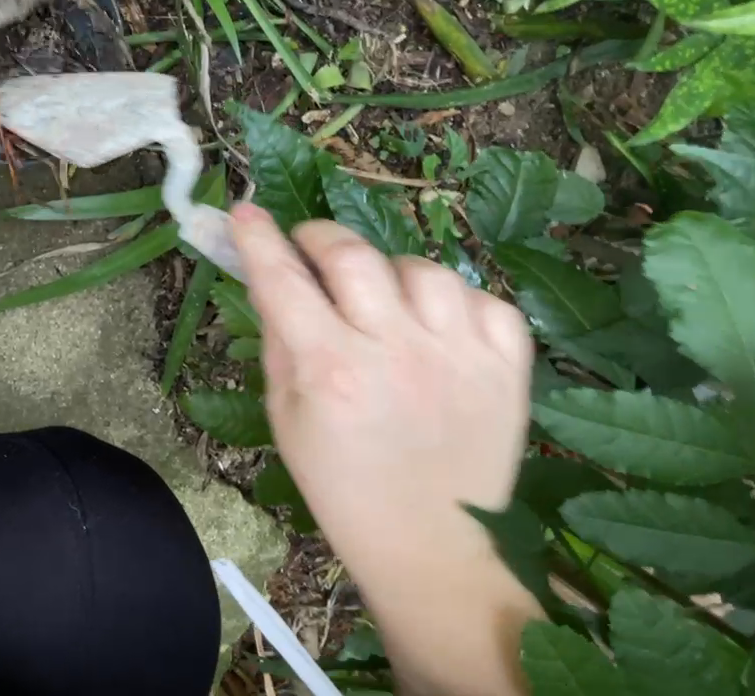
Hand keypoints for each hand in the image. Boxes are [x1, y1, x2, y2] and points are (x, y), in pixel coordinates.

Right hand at [230, 204, 539, 693]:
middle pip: (353, 255)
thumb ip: (280, 338)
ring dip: (388, 269)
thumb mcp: (284, 410)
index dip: (256, 236)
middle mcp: (395, 353)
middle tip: (307, 245)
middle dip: (318, 236)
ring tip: (378, 293)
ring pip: (422, 268)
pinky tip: (434, 322)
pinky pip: (485, 299)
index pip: (282, 278)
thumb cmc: (338, 479)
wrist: (430, 544)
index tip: (244, 210)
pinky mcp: (510, 371)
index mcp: (329, 369)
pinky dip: (454, 299)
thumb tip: (271, 277)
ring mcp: (460, 358)